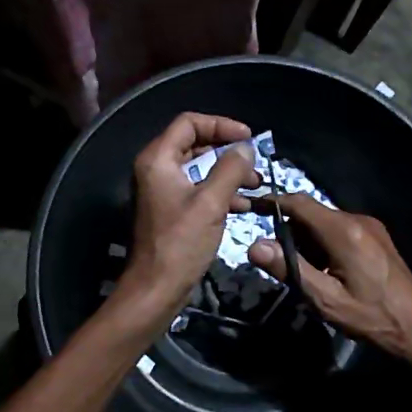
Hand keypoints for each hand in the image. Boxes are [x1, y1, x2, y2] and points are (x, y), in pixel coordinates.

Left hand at [122, 113, 259, 312]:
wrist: (156, 287)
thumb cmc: (180, 243)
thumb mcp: (211, 203)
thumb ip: (230, 169)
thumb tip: (246, 148)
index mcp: (157, 159)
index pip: (189, 123)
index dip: (220, 125)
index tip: (248, 138)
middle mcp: (155, 169)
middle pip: (194, 145)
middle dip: (227, 152)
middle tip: (255, 164)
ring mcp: (161, 191)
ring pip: (198, 169)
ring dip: (227, 173)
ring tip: (255, 185)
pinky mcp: (169, 210)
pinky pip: (196, 190)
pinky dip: (218, 192)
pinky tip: (243, 204)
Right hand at [249, 195, 411, 367]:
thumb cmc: (372, 316)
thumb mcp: (325, 298)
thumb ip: (290, 269)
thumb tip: (254, 246)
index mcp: (344, 231)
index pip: (300, 203)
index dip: (273, 201)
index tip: (250, 206)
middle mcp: (358, 220)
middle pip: (312, 213)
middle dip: (289, 230)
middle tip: (274, 257)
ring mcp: (370, 228)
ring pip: (325, 223)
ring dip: (306, 240)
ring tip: (299, 270)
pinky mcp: (377, 239)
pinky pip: (339, 231)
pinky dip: (322, 244)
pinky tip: (322, 270)